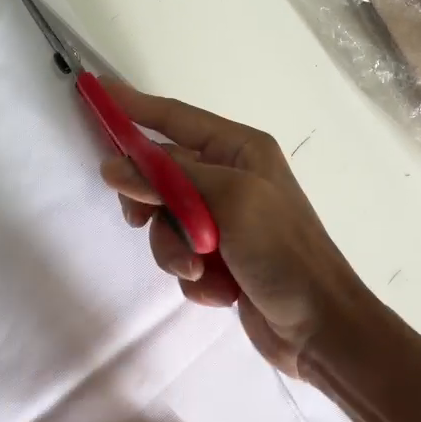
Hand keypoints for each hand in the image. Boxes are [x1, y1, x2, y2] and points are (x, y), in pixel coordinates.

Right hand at [98, 82, 374, 376]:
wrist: (324, 329)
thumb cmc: (282, 250)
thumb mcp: (227, 200)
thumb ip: (167, 178)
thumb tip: (112, 166)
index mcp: (238, 149)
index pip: (173, 117)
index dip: (132, 106)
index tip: (96, 92)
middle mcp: (229, 176)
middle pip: (161, 172)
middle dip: (151, 201)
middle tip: (138, 218)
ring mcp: (224, 217)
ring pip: (164, 218)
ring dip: (174, 247)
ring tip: (197, 271)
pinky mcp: (220, 256)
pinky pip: (179, 251)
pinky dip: (191, 272)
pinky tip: (217, 290)